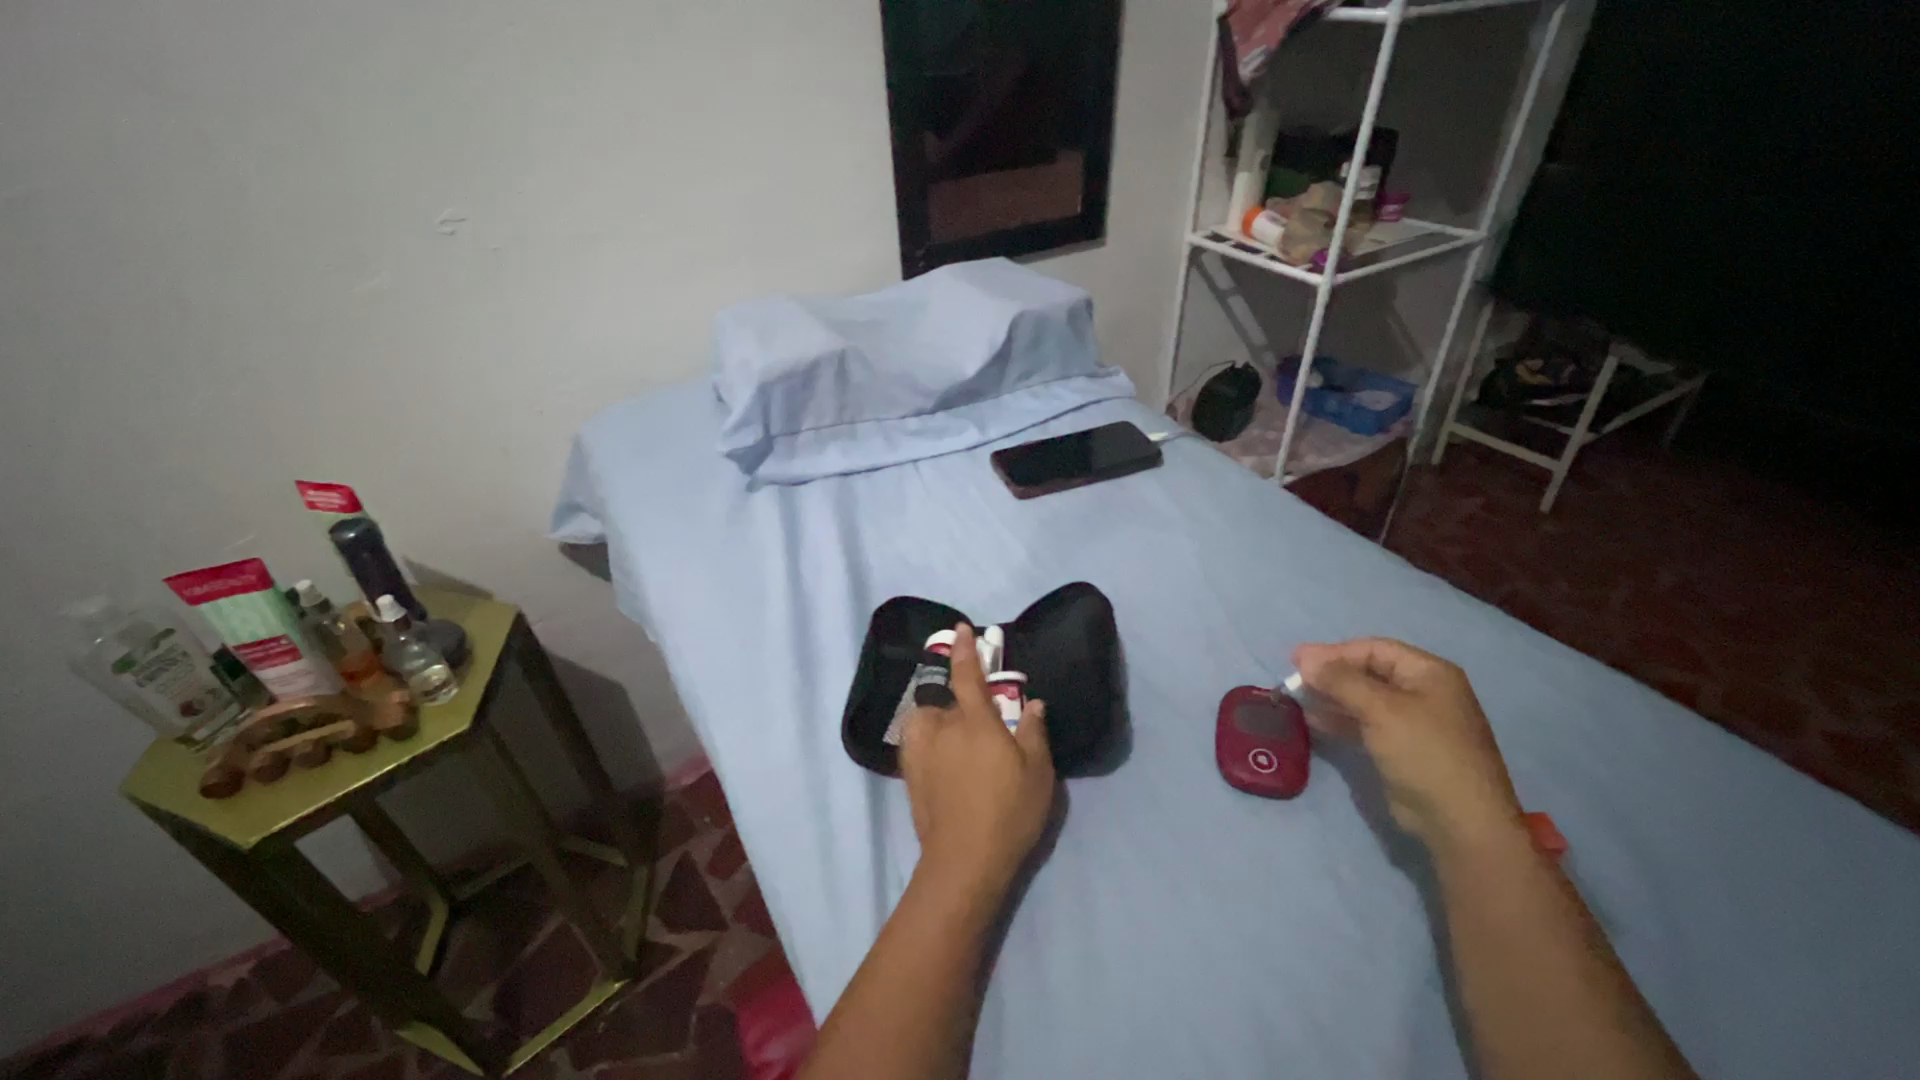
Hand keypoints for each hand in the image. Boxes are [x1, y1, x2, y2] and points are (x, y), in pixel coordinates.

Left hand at [901, 624, 1055, 897]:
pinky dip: (926, 740)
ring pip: (924, 721)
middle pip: (942, 699)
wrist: (964, 860)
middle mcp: (942, 728)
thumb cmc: (1009, 812)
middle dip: (954, 699)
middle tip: (975, 718)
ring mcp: (920, 752)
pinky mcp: (909, 775)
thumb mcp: (1038, 772)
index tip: (961, 628)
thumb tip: (1032, 703)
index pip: (967, 674)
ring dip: (936, 720)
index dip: (964, 649)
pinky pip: (917, 743)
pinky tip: (941, 759)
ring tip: (954, 738)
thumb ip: (1033, 732)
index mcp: (975, 721)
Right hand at [1294, 637, 1522, 850]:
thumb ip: (1340, 680)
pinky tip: (1312, 720)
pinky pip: (1365, 724)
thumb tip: (1304, 657)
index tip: (1297, 659)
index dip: (1335, 651)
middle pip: (1369, 672)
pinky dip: (1340, 719)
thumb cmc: (1424, 752)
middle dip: (1331, 673)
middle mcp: (1423, 692)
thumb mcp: (1381, 709)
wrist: (1458, 819)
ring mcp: (1413, 722)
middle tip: (1293, 677)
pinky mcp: (1401, 748)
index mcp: (1430, 673)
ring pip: (1364, 699)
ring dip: (1331, 696)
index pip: (1375, 649)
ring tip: (1296, 697)